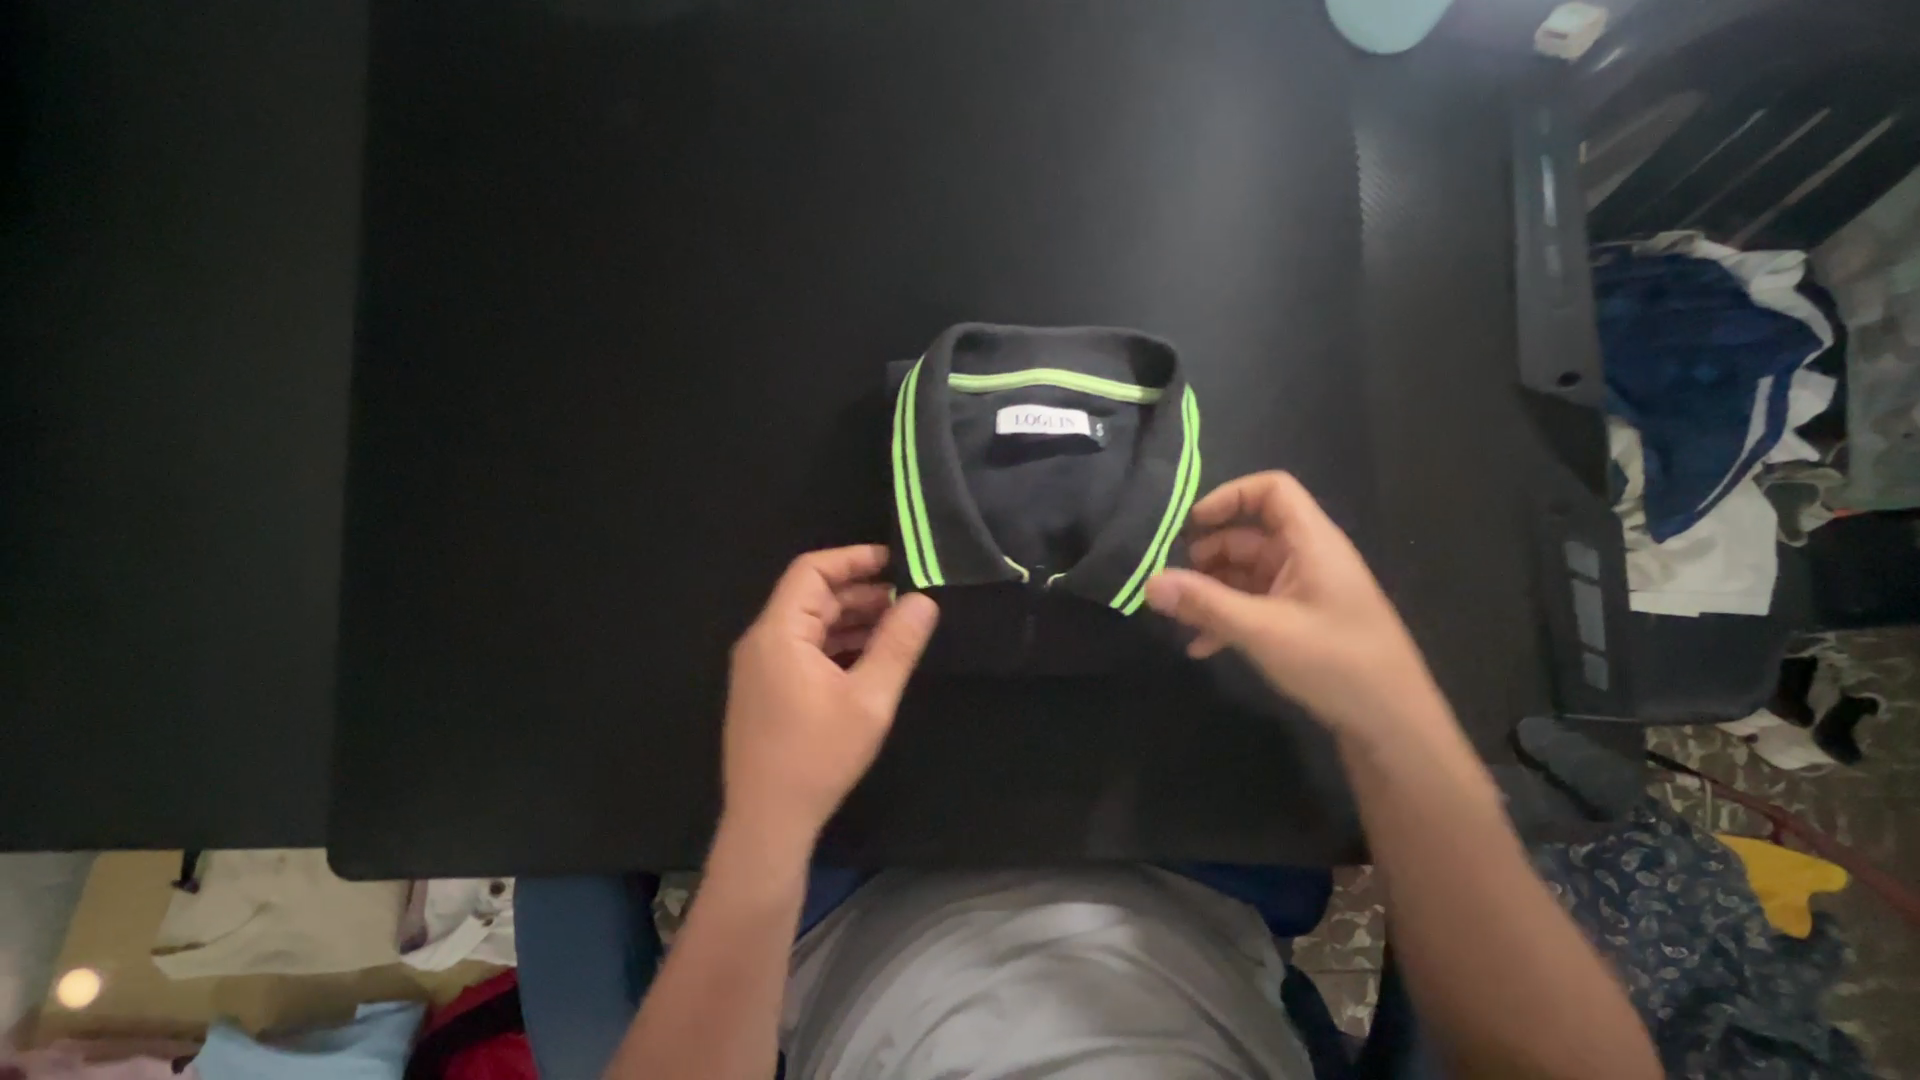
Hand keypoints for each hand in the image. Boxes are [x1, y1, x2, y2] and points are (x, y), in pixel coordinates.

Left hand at [722, 545, 938, 846]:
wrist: (767, 820)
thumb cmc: (818, 756)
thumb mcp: (869, 699)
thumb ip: (898, 645)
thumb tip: (925, 600)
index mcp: (778, 633)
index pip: (812, 571)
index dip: (854, 559)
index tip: (896, 562)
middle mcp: (762, 642)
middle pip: (811, 597)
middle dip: (860, 594)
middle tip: (909, 599)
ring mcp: (760, 668)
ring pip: (809, 626)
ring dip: (851, 621)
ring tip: (898, 627)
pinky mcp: (765, 691)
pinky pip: (802, 651)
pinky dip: (836, 646)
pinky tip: (871, 659)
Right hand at [1144, 472, 1447, 737]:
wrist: (1392, 723)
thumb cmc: (1335, 662)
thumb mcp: (1262, 631)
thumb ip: (1204, 604)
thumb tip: (1149, 583)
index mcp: (1311, 542)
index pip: (1271, 490)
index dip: (1228, 497)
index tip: (1188, 526)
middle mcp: (1308, 557)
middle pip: (1249, 535)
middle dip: (1206, 554)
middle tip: (1170, 579)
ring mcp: (1305, 591)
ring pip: (1247, 573)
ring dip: (1211, 590)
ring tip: (1177, 615)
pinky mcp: (1302, 621)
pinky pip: (1255, 604)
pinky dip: (1227, 617)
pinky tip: (1201, 647)